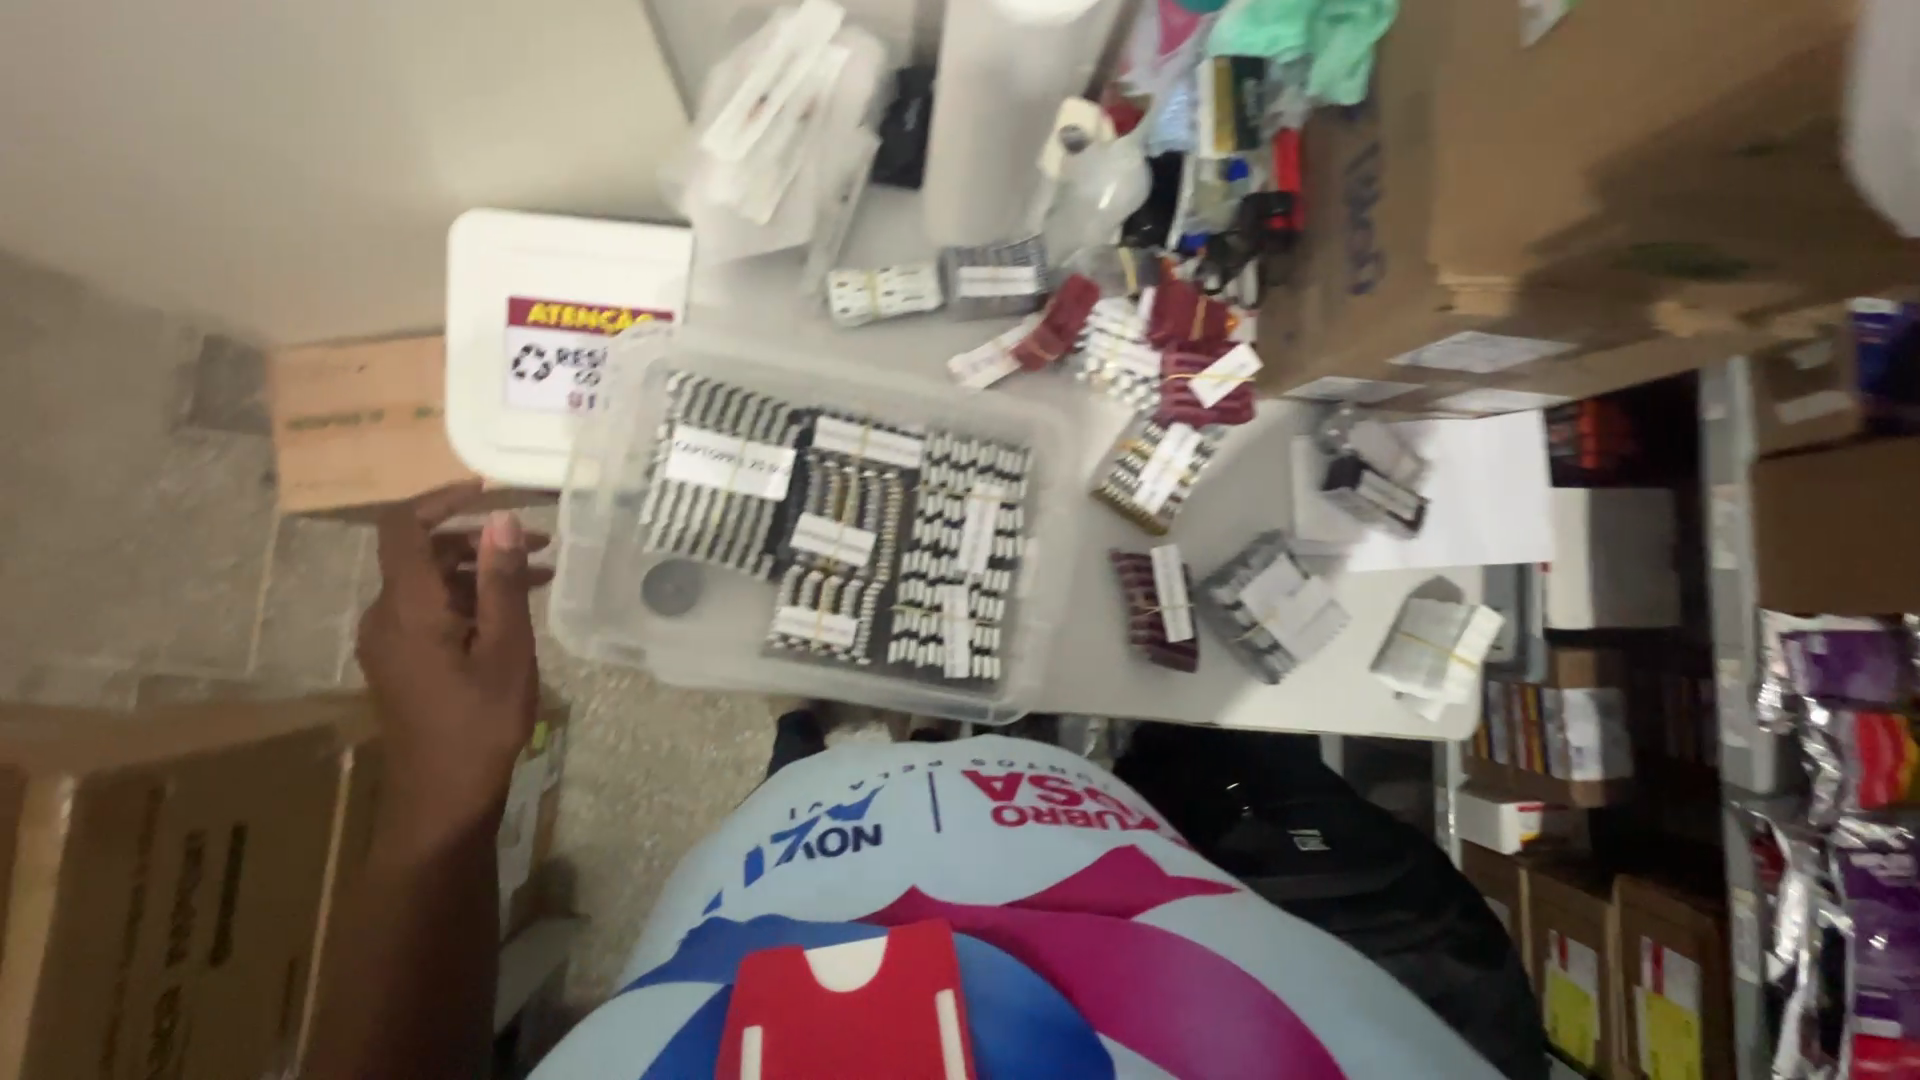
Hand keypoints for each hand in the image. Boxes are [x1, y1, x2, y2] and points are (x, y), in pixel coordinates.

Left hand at [356, 482, 551, 840]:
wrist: (444, 791)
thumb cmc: (481, 719)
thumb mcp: (507, 647)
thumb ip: (502, 581)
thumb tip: (502, 520)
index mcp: (407, 608)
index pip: (403, 528)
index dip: (440, 499)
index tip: (489, 490)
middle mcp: (385, 615)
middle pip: (422, 552)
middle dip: (479, 538)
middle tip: (540, 543)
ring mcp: (389, 638)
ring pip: (430, 582)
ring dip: (480, 569)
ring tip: (540, 573)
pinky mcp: (401, 657)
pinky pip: (431, 608)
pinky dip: (471, 597)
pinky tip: (515, 608)